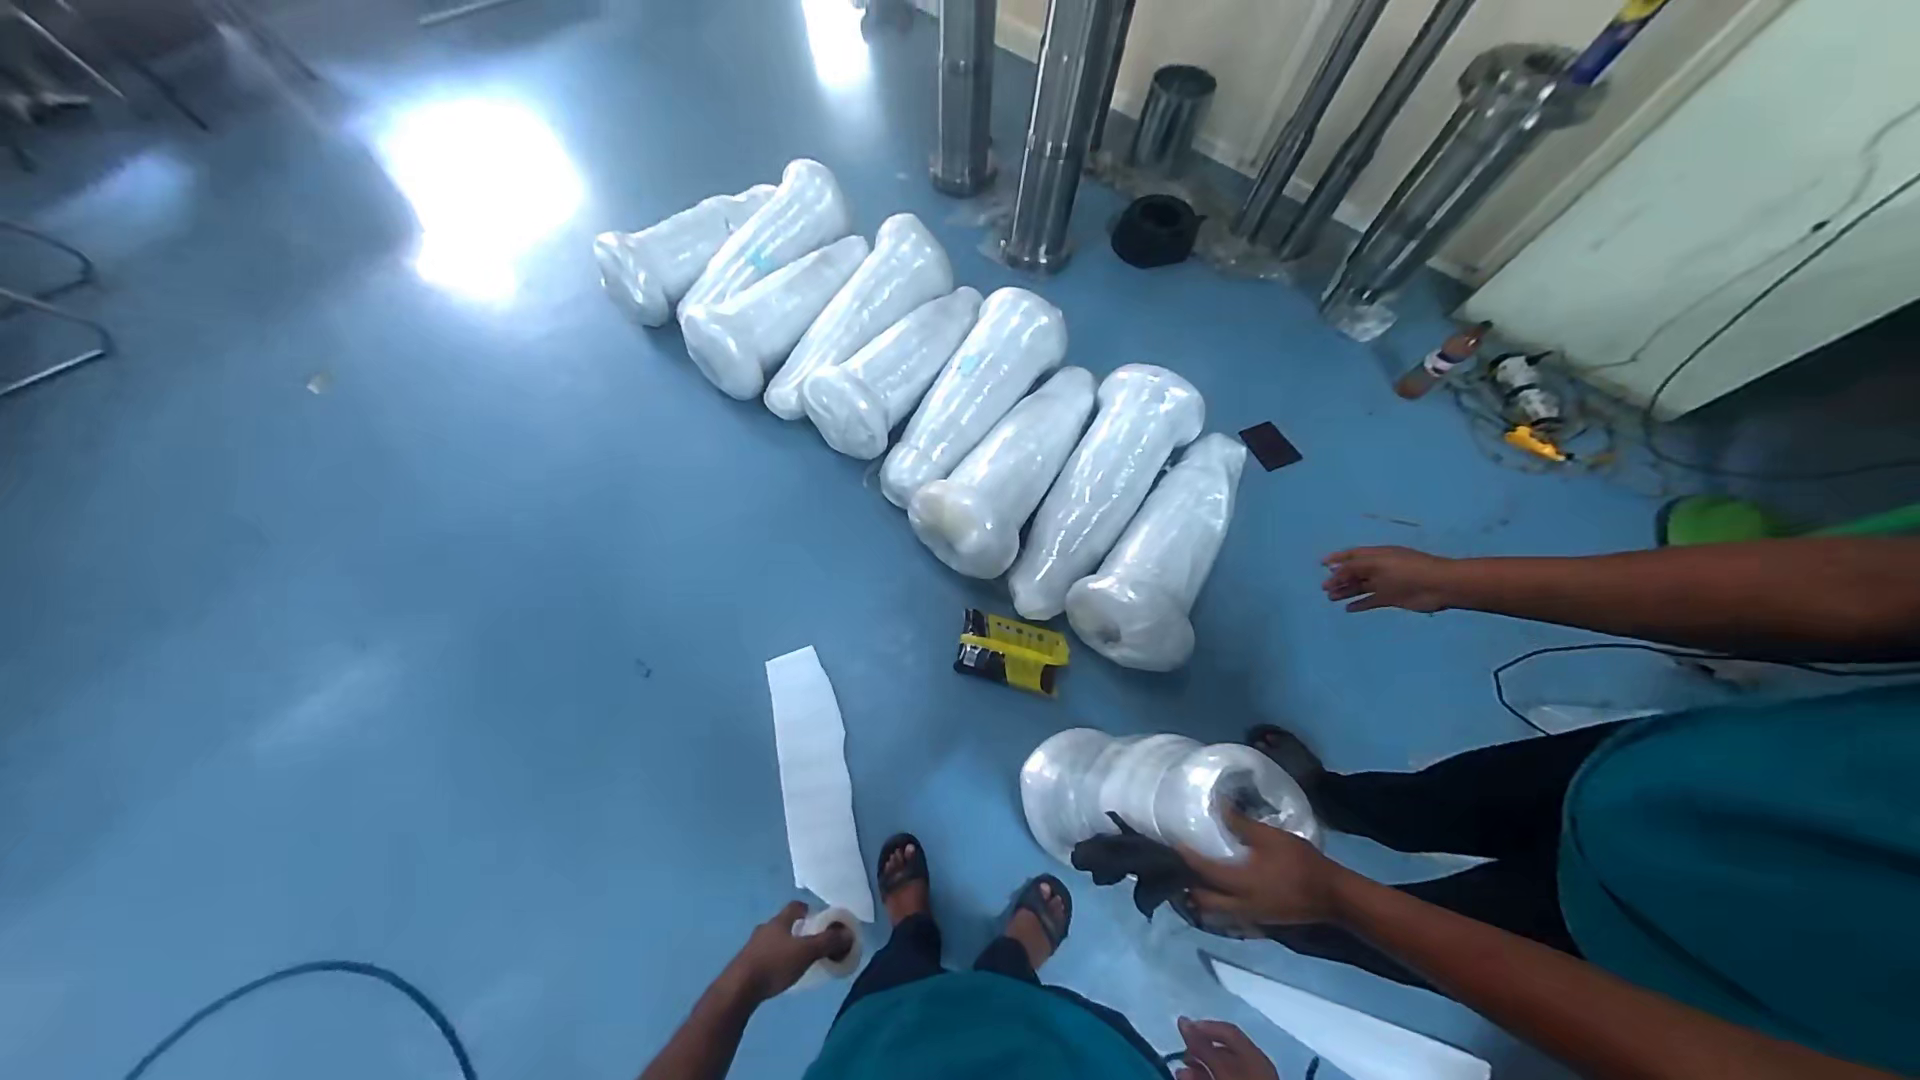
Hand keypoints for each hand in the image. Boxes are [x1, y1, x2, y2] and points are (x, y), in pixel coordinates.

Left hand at [722, 901, 853, 1001]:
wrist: (737, 990)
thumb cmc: (774, 964)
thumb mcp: (806, 952)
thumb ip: (828, 942)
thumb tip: (848, 933)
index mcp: (779, 921)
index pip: (795, 906)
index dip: (807, 910)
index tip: (817, 919)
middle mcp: (764, 929)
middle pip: (783, 923)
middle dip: (796, 930)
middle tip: (809, 942)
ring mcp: (751, 947)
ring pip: (772, 941)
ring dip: (783, 947)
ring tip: (795, 961)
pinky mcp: (743, 966)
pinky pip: (763, 957)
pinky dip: (773, 962)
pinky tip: (778, 975)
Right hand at [1174, 1018, 1278, 1079]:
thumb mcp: (1222, 1069)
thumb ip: (1203, 1046)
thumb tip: (1183, 1021)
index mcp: (1255, 1058)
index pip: (1228, 1032)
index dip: (1204, 1026)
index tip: (1182, 1029)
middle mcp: (1254, 1071)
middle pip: (1222, 1053)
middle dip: (1198, 1053)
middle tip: (1181, 1057)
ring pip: (1219, 1073)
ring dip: (1198, 1072)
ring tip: (1181, 1075)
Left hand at [1179, 806, 1343, 926]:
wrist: (1333, 895)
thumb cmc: (1299, 863)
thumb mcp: (1268, 837)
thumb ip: (1240, 823)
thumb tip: (1217, 806)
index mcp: (1237, 883)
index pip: (1202, 870)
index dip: (1186, 856)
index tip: (1174, 843)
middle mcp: (1239, 905)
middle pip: (1203, 900)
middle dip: (1188, 885)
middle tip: (1182, 865)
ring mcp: (1251, 917)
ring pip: (1215, 912)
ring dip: (1202, 897)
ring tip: (1196, 877)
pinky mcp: (1262, 921)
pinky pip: (1230, 916)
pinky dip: (1220, 905)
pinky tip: (1222, 890)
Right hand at [1323, 546, 1459, 612]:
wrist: (1439, 585)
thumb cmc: (1406, 570)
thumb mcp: (1375, 564)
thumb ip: (1352, 568)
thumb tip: (1334, 573)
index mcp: (1376, 556)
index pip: (1352, 555)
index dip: (1336, 558)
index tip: (1321, 564)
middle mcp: (1379, 568)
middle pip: (1354, 572)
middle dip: (1338, 578)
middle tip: (1324, 587)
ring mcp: (1386, 584)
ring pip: (1360, 587)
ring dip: (1346, 591)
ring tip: (1331, 598)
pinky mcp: (1392, 598)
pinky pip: (1371, 601)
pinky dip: (1360, 604)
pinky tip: (1349, 609)